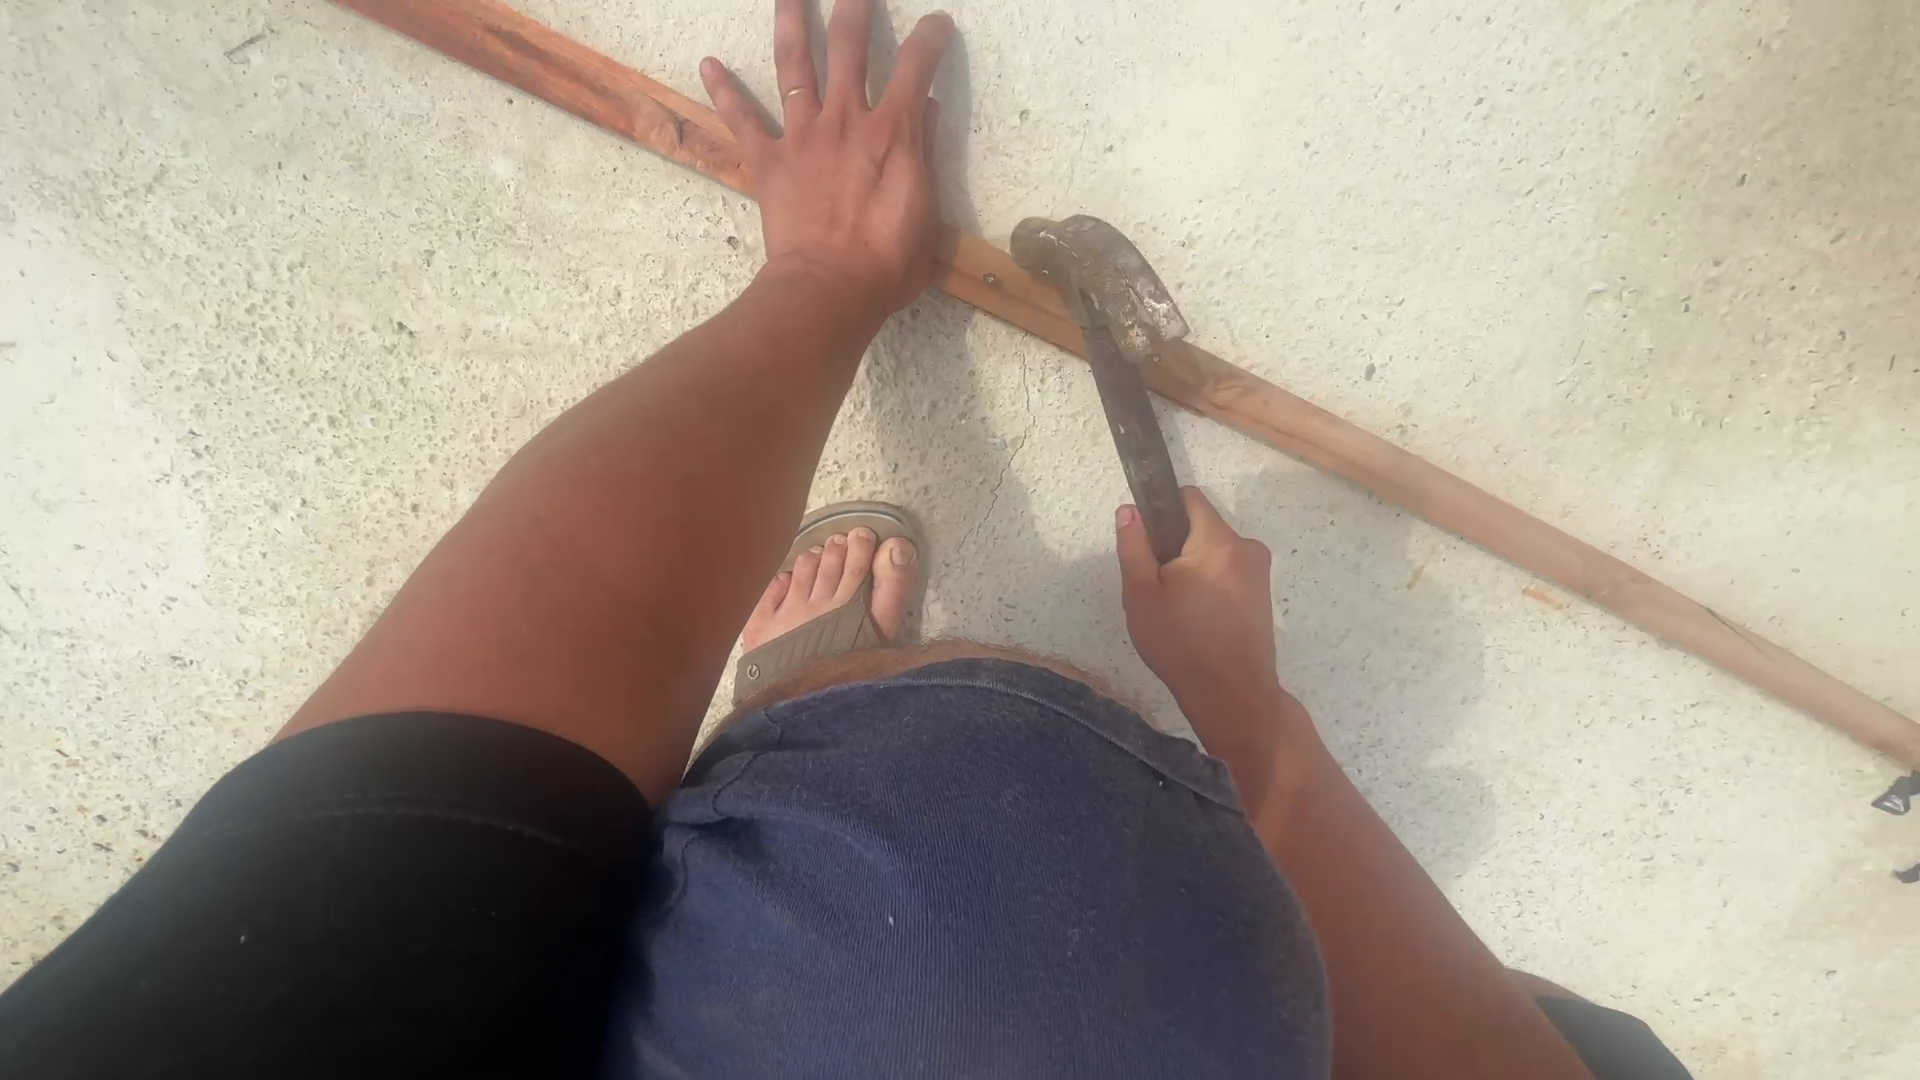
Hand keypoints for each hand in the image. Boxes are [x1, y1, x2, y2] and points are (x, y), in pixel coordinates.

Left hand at [701, 0, 953, 319]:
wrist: (830, 291)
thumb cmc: (888, 266)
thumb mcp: (926, 216)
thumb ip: (927, 157)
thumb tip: (927, 109)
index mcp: (894, 134)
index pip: (917, 66)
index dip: (930, 38)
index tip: (937, 25)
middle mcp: (847, 119)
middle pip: (850, 45)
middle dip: (856, 7)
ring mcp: (803, 137)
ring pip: (794, 63)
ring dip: (791, 20)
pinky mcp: (769, 162)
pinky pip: (742, 120)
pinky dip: (724, 91)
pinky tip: (709, 63)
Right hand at [1117, 488, 1293, 747]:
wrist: (1232, 695)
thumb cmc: (1181, 643)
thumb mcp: (1141, 595)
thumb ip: (1133, 546)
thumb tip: (1129, 510)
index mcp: (1218, 541)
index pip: (1188, 498)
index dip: (1161, 509)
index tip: (1146, 540)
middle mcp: (1246, 547)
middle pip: (1200, 526)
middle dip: (1174, 545)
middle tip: (1155, 585)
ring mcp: (1259, 571)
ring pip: (1213, 551)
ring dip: (1191, 566)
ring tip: (1175, 606)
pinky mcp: (1262, 593)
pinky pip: (1227, 571)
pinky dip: (1208, 583)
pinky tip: (1196, 616)